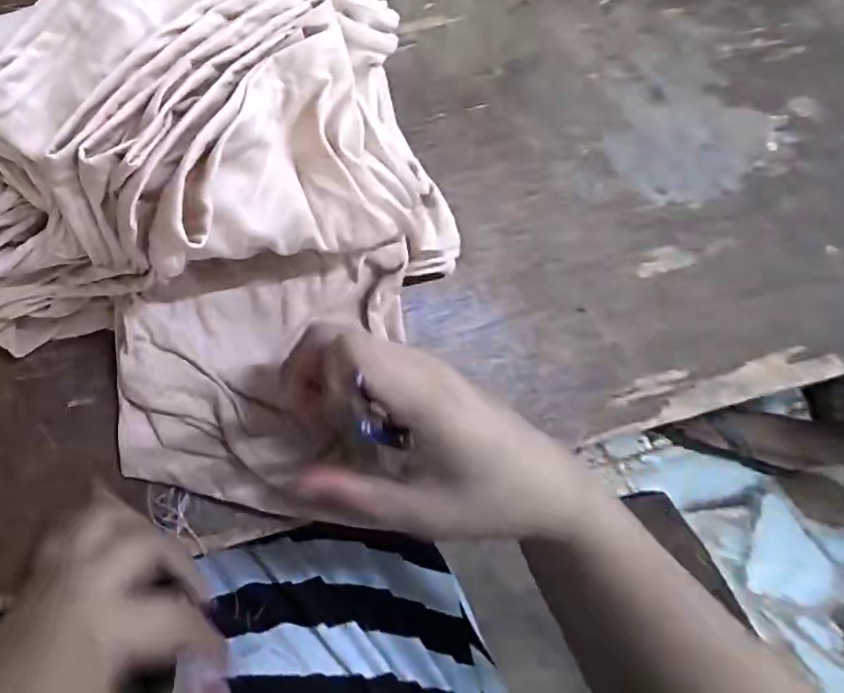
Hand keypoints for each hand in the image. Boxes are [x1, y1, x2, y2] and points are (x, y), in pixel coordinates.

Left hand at [0, 489, 223, 692]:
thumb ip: (163, 681)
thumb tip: (215, 679)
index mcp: (106, 620)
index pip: (175, 616)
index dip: (208, 636)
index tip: (223, 657)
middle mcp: (82, 576)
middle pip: (143, 541)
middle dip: (180, 561)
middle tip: (198, 593)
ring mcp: (54, 566)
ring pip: (102, 514)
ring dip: (137, 524)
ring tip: (157, 548)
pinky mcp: (33, 570)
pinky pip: (66, 524)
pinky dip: (92, 517)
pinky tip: (106, 527)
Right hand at [285, 331, 611, 542]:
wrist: (549, 482)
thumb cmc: (488, 499)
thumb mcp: (421, 511)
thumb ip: (356, 494)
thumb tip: (295, 481)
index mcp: (418, 392)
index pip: (347, 345)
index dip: (319, 376)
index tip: (328, 421)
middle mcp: (415, 363)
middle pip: (337, 332)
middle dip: (306, 366)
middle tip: (307, 411)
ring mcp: (420, 360)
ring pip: (349, 338)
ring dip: (324, 371)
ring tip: (331, 418)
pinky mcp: (423, 366)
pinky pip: (368, 352)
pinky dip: (345, 374)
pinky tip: (360, 417)